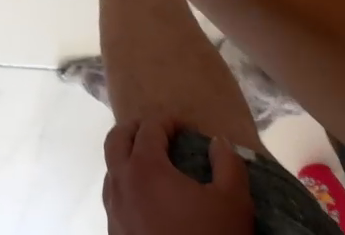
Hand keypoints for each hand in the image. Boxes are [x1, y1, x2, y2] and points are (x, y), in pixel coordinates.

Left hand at [104, 120, 254, 234]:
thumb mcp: (233, 202)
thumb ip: (228, 163)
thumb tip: (217, 142)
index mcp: (144, 168)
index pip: (149, 127)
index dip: (169, 122)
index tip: (187, 129)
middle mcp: (120, 183)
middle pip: (116, 139)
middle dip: (136, 129)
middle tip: (160, 133)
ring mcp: (113, 210)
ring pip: (111, 169)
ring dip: (127, 157)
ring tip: (153, 164)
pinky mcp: (114, 233)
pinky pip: (113, 197)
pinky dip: (126, 185)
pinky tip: (148, 199)